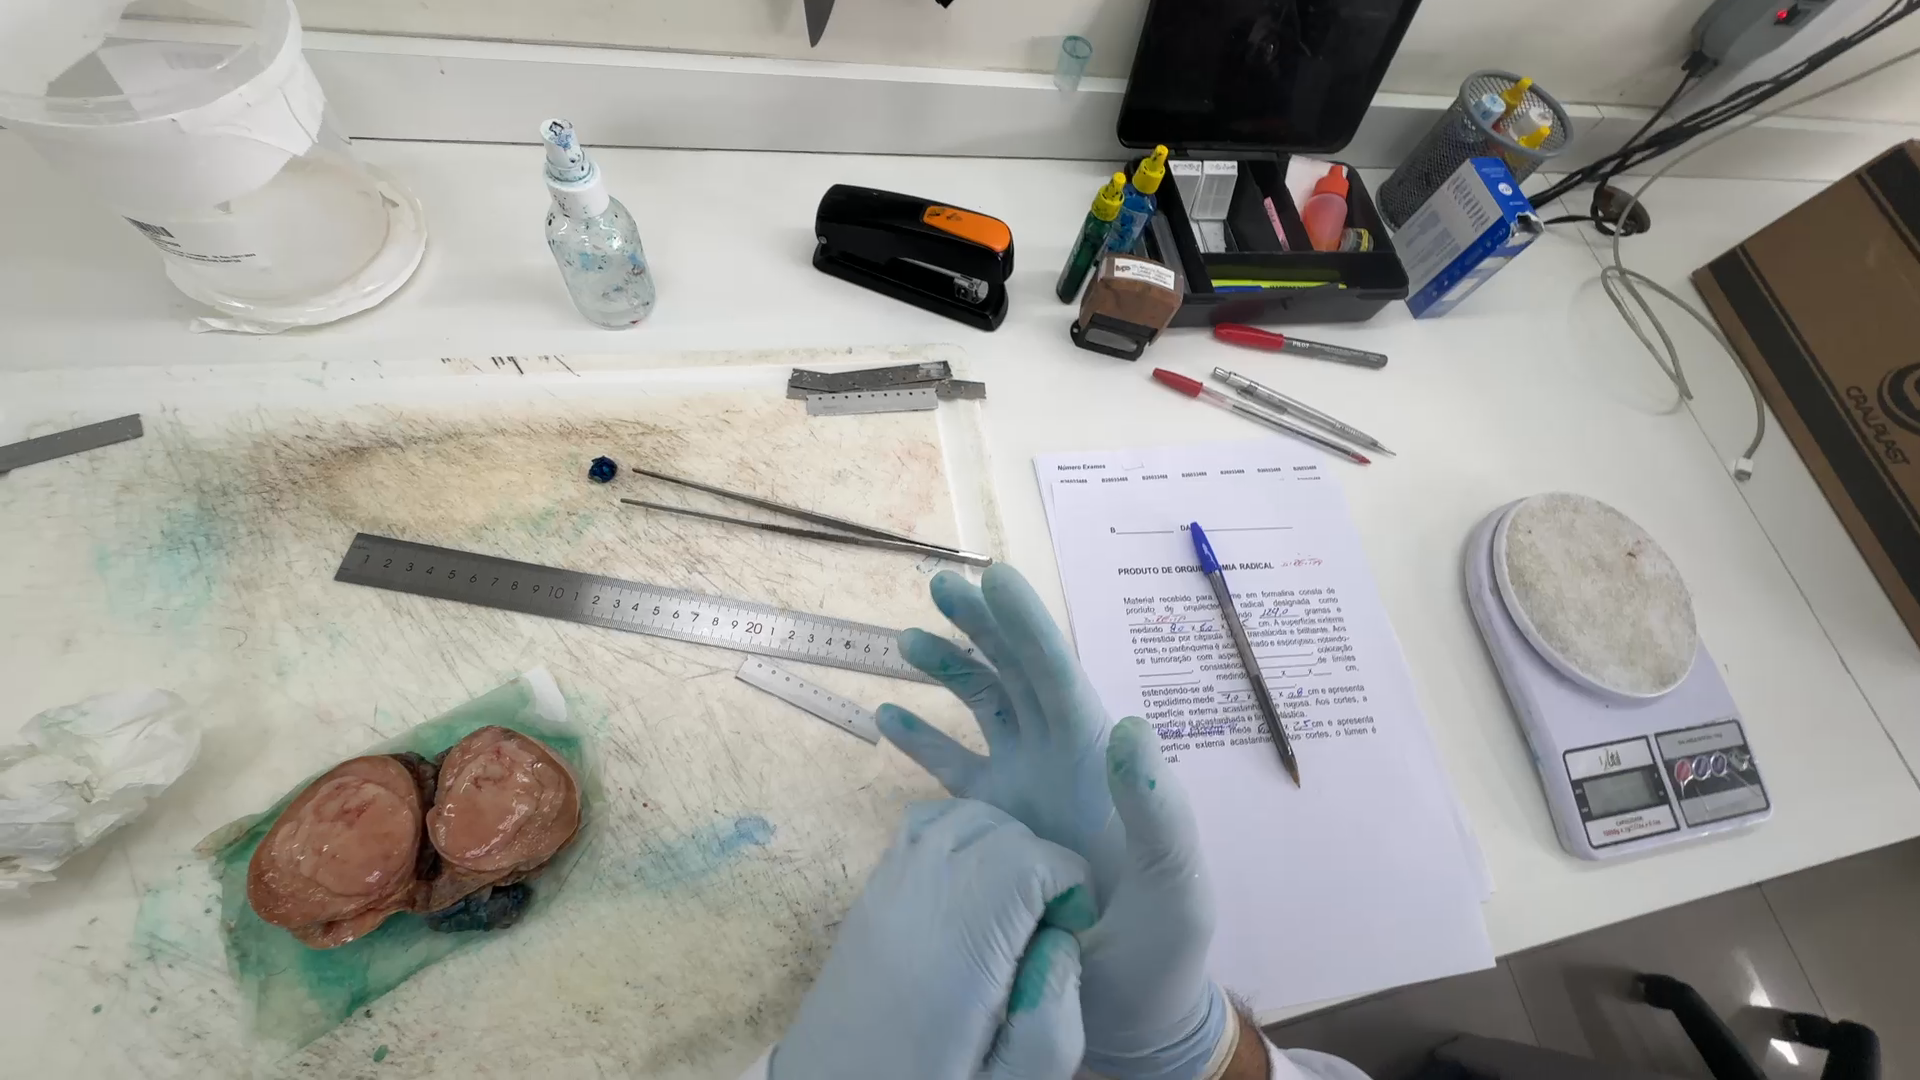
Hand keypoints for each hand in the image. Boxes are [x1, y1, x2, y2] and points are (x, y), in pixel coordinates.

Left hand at [771, 798, 1095, 1079]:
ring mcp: (889, 879)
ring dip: (1002, 843)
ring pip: (964, 816)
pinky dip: (958, 834)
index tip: (1074, 933)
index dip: (1071, 886)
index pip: (1034, 857)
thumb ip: (1054, 1017)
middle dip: (1041, 865)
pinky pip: (923, 824)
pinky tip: (966, 881)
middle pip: (1002, 829)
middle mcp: (921, 888)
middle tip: (1047, 926)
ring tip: (1010, 902)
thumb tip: (1061, 939)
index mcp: (960, 937)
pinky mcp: (871, 886)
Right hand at [879, 566, 1228, 1079]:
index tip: (995, 576)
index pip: (1056, 674)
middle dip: (981, 626)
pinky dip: (920, 740)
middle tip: (942, 585)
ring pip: (979, 707)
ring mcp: (1019, 785)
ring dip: (948, 669)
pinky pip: (950, 769)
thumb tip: (1126, 723)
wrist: (1124, 1002)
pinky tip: (888, 716)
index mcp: (1094, 756)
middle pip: (1012, 673)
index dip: (1026, 624)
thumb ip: (1156, 809)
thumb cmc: (1162, 942)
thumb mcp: (1175, 880)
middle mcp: (1054, 755)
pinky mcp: (991, 822)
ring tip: (908, 639)